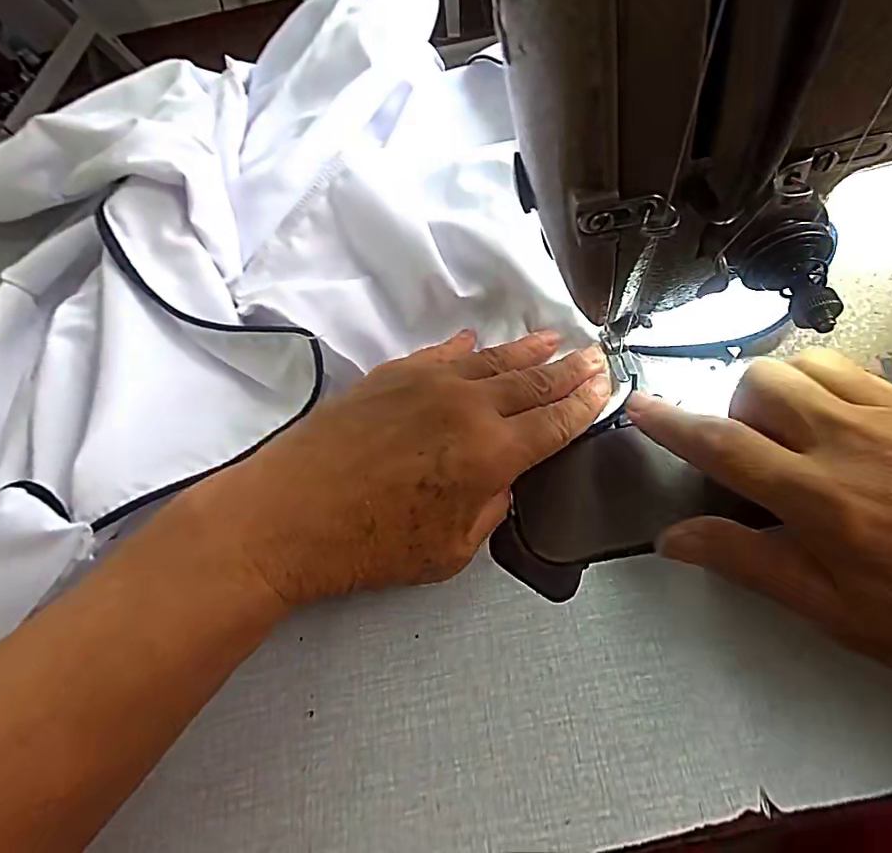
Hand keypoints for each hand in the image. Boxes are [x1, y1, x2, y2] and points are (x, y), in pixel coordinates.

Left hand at [193, 329, 609, 610]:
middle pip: (536, 383)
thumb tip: (502, 478)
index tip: (607, 387)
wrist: (284, 515)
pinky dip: (467, 348)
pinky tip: (477, 341)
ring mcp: (431, 383)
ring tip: (555, 338)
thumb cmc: (368, 547)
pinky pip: (443, 354)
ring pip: (496, 359)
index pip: (557, 421)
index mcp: (492, 454)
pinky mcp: (395, 374)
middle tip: (596, 356)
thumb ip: (490, 508)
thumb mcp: (450, 552)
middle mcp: (470, 408)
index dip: (587, 403)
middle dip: (572, 370)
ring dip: (531, 349)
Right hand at [629, 349, 891, 714]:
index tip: (640, 405)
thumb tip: (676, 540)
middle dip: (737, 405)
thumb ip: (748, 561)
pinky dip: (830, 386)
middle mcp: (849, 439)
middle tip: (754, 450)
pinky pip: (858, 372)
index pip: (722, 444)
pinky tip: (848, 427)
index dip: (671, 423)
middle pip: (761, 382)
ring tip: (796, 431)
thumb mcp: (833, 611)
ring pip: (807, 363)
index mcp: (818, 496)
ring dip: (783, 388)